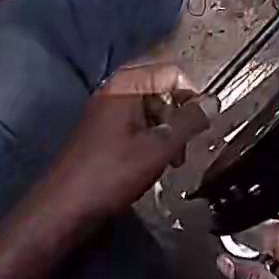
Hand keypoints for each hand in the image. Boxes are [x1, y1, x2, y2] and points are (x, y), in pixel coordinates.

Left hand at [34, 64, 216, 224]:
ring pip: (149, 110)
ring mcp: (105, 109)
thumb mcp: (158, 148)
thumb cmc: (111, 172)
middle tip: (182, 152)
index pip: (172, 73)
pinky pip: (134, 124)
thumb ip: (188, 122)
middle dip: (178, 119)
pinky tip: (150, 165)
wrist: (64, 206)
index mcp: (126, 84)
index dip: (191, 97)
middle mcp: (114, 89)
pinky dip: (148, 140)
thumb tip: (214, 101)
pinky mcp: (101, 129)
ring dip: (165, 133)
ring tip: (168, 164)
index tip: (201, 127)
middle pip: (161, 91)